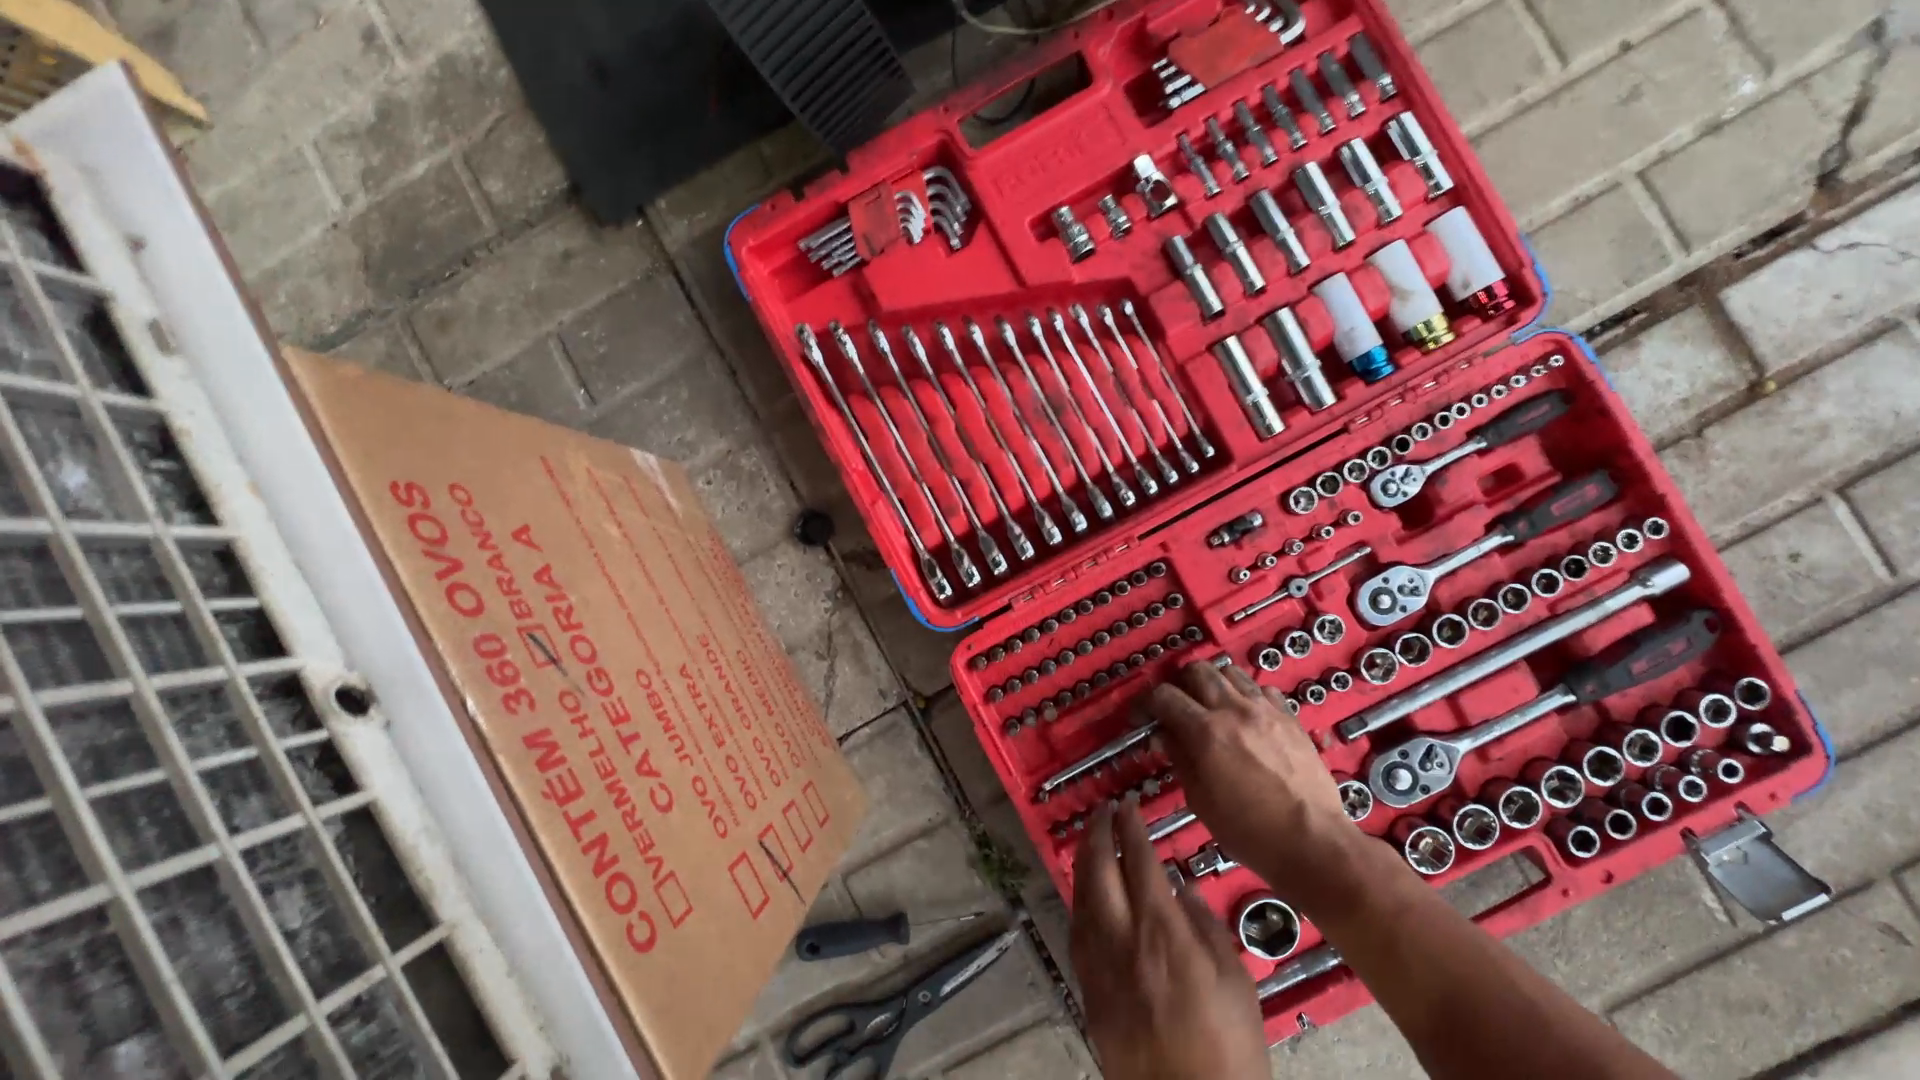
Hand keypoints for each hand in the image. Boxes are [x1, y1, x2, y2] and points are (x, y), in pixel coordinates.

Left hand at [1070, 801, 1268, 1079]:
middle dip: (1097, 831)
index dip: (1130, 826)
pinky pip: (1076, 928)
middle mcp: (1119, 938)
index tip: (1129, 803)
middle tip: (1104, 809)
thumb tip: (1181, 888)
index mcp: (1161, 931)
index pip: (1137, 860)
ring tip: (1093, 840)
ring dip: (1084, 861)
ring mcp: (1097, 964)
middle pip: (1097, 869)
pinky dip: (1080, 898)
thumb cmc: (1227, 1046)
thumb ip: (1206, 925)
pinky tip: (1087, 894)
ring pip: (1080, 895)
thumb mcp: (1235, 980)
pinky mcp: (1086, 988)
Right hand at [1143, 662, 1354, 907]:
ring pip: (1231, 672)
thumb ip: (1180, 758)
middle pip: (1197, 670)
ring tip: (1211, 707)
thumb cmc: (1248, 830)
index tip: (1142, 717)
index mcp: (1205, 732)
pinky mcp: (1290, 717)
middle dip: (1180, 684)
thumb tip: (1165, 735)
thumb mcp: (1200, 800)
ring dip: (1214, 684)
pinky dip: (1246, 695)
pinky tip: (1246, 717)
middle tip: (1177, 708)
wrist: (1312, 841)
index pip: (1164, 696)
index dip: (1146, 703)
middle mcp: (1234, 710)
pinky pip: (1261, 689)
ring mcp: (1266, 710)